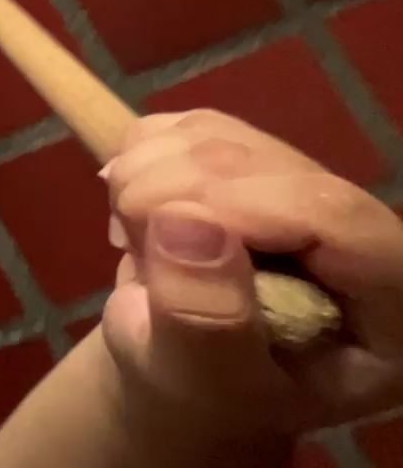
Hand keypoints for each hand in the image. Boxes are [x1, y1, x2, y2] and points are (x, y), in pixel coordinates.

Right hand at [101, 109, 402, 444]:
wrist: (179, 363)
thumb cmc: (203, 386)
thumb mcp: (200, 378)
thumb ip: (205, 317)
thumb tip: (184, 224)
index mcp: (391, 296)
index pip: (330, 211)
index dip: (231, 205)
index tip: (151, 234)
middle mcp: (358, 228)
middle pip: (254, 163)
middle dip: (161, 194)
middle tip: (133, 249)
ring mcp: (296, 183)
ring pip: (208, 135)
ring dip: (139, 177)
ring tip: (139, 238)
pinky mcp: (235, 155)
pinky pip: (175, 125)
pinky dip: (133, 159)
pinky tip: (136, 207)